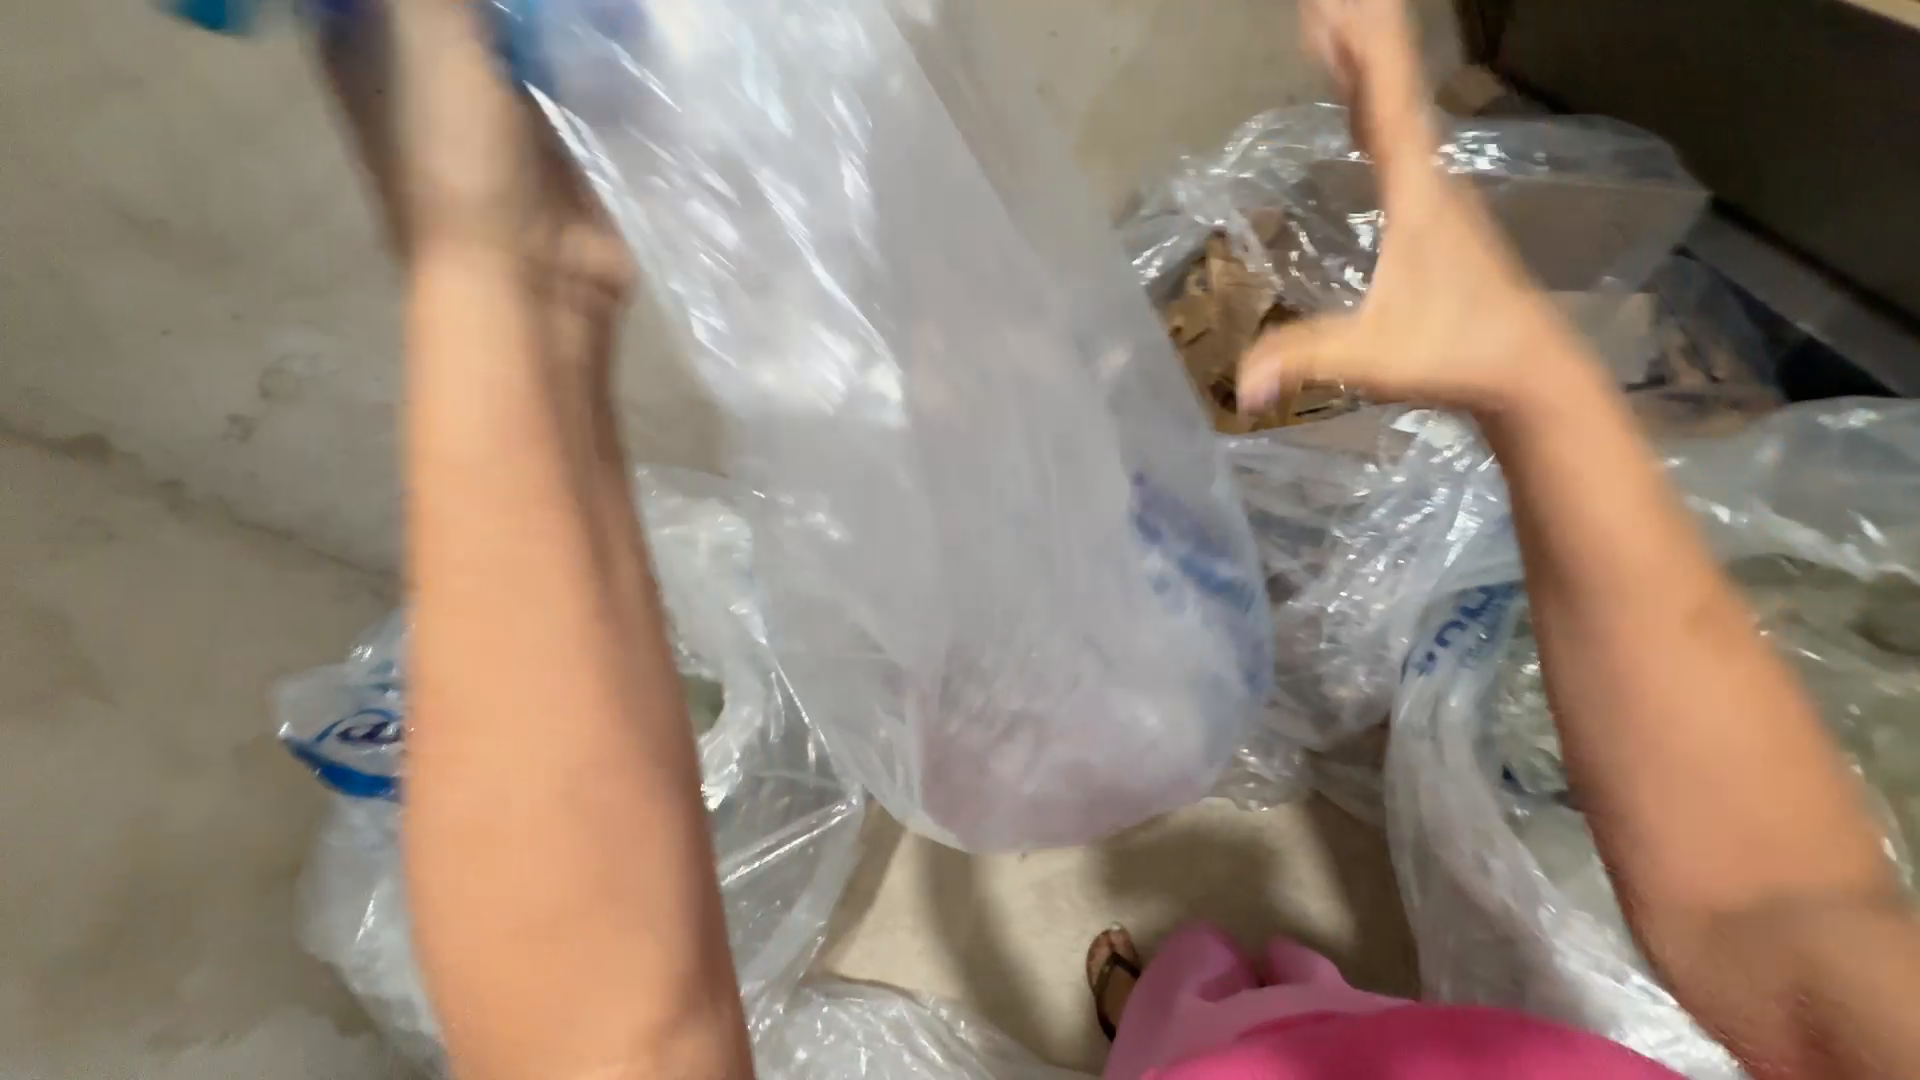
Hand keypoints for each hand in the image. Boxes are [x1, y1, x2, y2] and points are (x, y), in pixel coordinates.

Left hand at [317, 0, 630, 309]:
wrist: (534, 280)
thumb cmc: (461, 163)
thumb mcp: (430, 34)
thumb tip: (495, 1)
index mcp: (370, 37)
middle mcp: (435, 62)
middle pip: (476, 1)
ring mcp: (507, 103)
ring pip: (534, 22)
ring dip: (565, 10)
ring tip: (598, 4)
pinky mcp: (569, 136)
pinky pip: (584, 68)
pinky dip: (603, 47)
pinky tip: (626, 30)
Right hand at [1238, 0, 1583, 418]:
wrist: (1527, 369)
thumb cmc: (1456, 353)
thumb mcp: (1372, 358)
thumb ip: (1305, 360)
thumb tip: (1240, 385)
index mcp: (1417, 194)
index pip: (1387, 101)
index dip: (1358, 47)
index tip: (1326, 2)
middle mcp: (1432, 177)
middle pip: (1392, 88)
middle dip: (1355, 38)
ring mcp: (1438, 192)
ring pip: (1398, 108)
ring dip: (1364, 66)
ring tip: (1329, 31)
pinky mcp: (1436, 212)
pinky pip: (1399, 136)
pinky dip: (1373, 105)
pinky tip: (1359, 109)